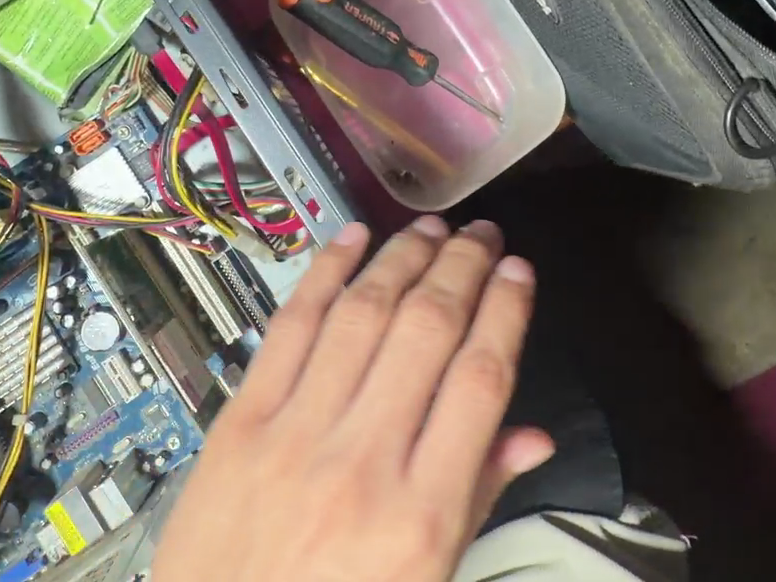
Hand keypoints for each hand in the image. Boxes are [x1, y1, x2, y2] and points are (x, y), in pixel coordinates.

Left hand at [152, 216, 552, 581]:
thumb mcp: (427, 581)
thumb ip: (480, 500)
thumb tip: (532, 436)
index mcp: (420, 514)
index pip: (480, 380)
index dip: (506, 311)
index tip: (518, 273)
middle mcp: (362, 462)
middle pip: (426, 330)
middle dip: (462, 268)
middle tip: (481, 236)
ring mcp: (296, 434)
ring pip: (363, 314)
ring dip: (401, 258)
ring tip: (429, 229)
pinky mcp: (242, 421)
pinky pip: (291, 327)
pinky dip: (325, 273)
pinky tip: (351, 238)